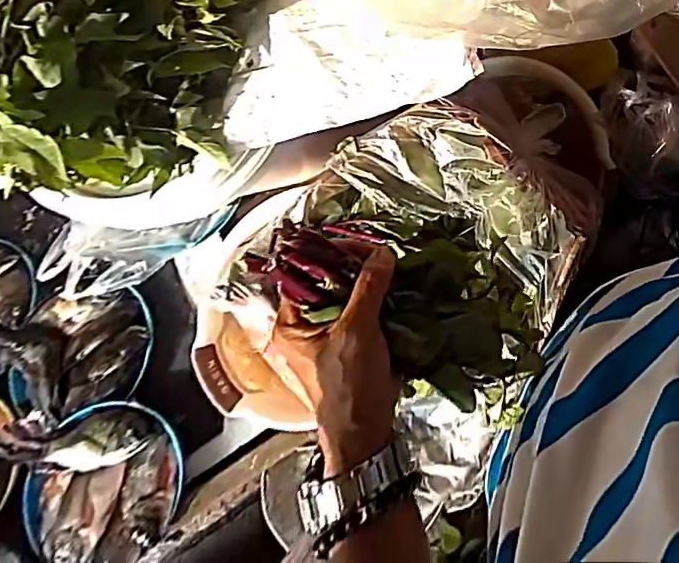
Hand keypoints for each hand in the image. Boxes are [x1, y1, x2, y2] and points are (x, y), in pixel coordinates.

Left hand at [268, 248, 398, 472]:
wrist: (366, 435)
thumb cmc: (350, 387)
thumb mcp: (357, 332)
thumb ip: (368, 288)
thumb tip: (382, 252)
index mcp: (289, 324)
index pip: (303, 273)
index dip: (327, 254)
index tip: (354, 243)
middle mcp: (301, 327)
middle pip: (324, 282)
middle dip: (350, 265)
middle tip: (373, 250)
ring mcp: (324, 336)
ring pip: (342, 296)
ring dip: (363, 281)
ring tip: (383, 262)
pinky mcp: (345, 344)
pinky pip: (356, 311)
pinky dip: (371, 298)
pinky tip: (389, 285)